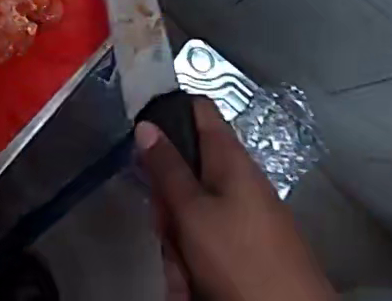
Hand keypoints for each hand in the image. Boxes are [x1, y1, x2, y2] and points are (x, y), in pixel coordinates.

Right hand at [136, 96, 335, 300]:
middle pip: (187, 167)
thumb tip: (145, 123)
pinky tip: (194, 285)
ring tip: (183, 269)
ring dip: (177, 238)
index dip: (168, 110)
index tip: (142, 131)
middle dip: (167, 199)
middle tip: (164, 224)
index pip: (198, 108)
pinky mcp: (250, 248)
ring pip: (192, 210)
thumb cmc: (241, 260)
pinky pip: (208, 239)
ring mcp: (246, 215)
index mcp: (230, 158)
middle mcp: (239, 179)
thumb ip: (166, 168)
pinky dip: (195, 260)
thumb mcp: (192, 213)